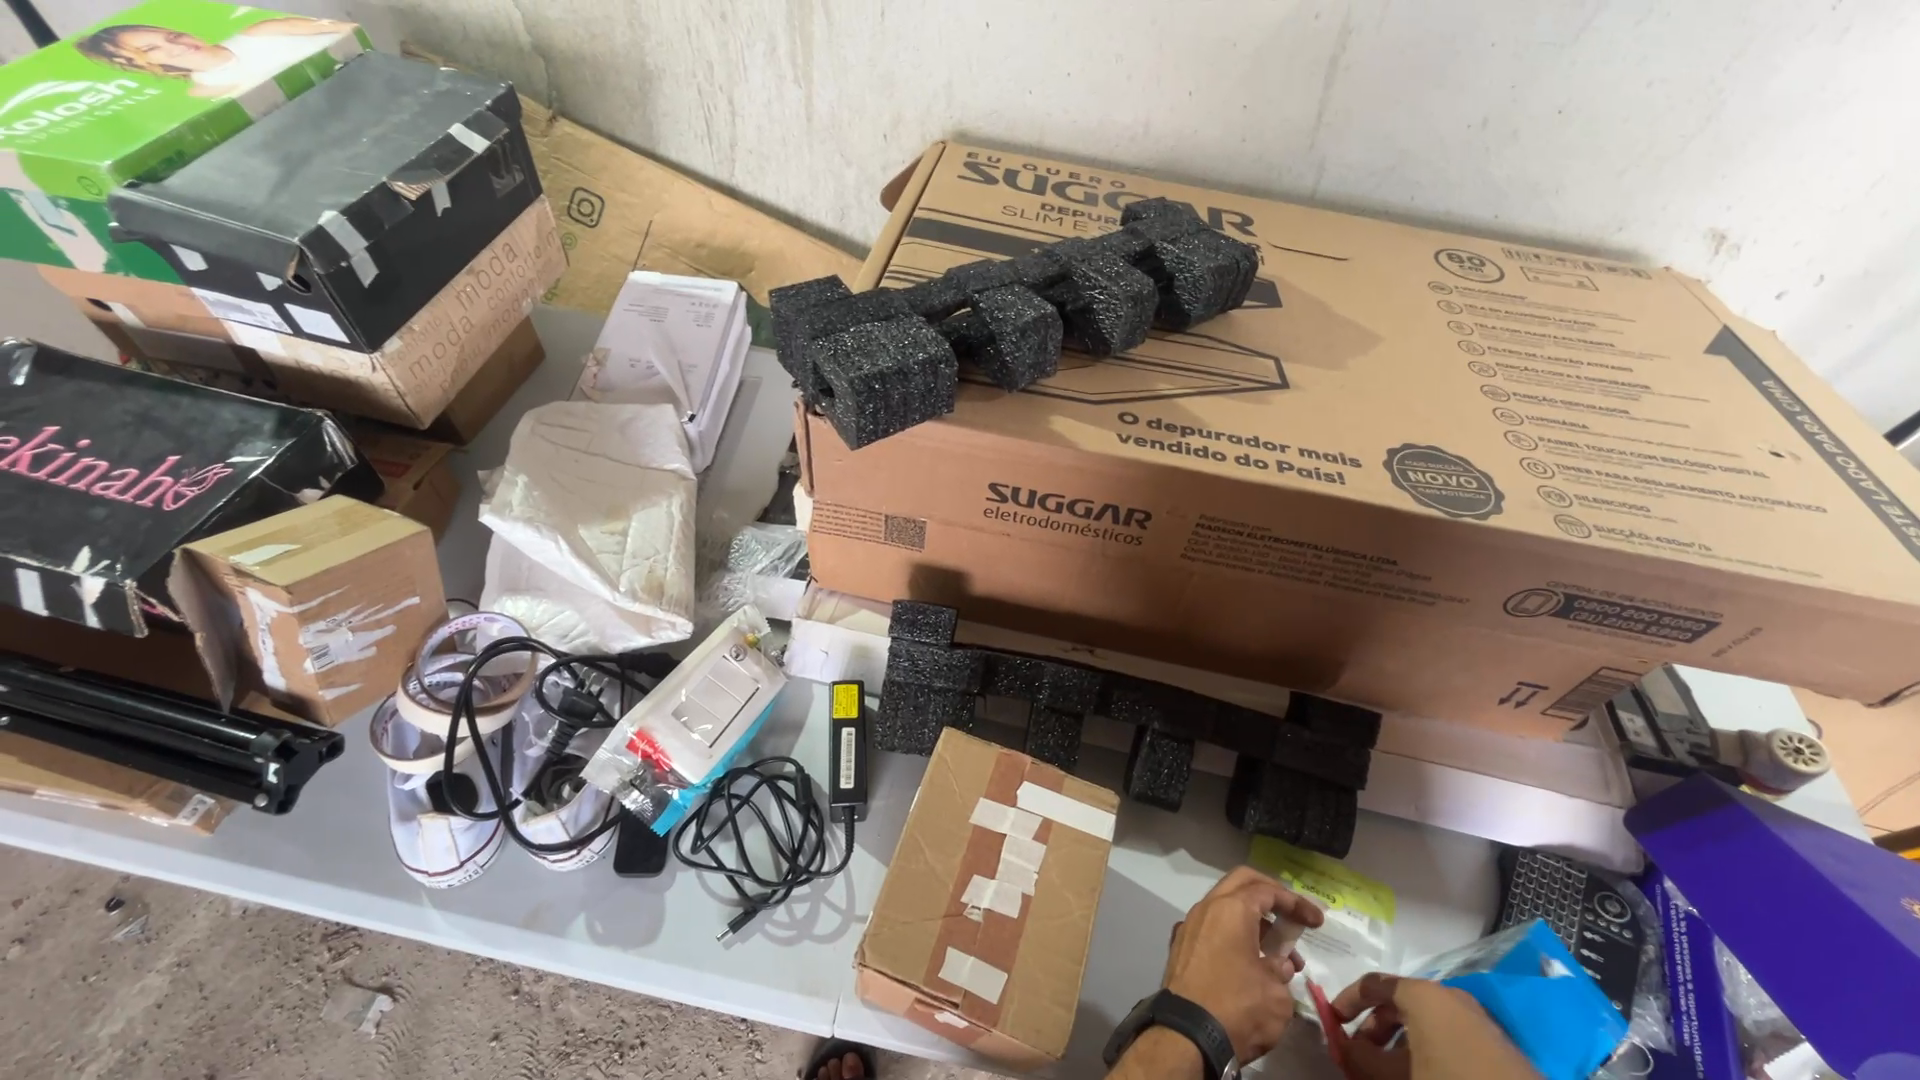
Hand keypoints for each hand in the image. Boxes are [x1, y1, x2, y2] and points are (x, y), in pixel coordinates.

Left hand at [1163, 865, 1324, 1064]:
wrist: (1187, 1036)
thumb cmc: (1238, 1008)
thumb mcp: (1276, 994)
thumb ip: (1281, 971)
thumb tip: (1277, 964)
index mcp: (1231, 909)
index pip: (1267, 891)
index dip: (1296, 902)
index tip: (1317, 921)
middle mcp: (1206, 909)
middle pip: (1241, 884)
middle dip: (1270, 895)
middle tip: (1293, 917)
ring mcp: (1188, 927)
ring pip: (1225, 908)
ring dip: (1253, 923)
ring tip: (1279, 958)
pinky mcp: (1180, 947)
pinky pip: (1211, 929)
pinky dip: (1233, 935)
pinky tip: (1249, 964)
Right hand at [1332, 974, 1539, 1079]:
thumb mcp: (1397, 1076)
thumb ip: (1364, 1059)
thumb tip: (1343, 1046)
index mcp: (1423, 995)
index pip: (1373, 984)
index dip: (1347, 1001)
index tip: (1333, 1022)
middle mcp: (1449, 997)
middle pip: (1399, 1002)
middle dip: (1374, 1027)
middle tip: (1361, 1054)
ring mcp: (1477, 1020)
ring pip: (1425, 1021)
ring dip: (1400, 1042)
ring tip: (1390, 1072)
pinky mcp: (1496, 1045)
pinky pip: (1449, 1035)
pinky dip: (1427, 1049)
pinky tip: (1422, 1075)